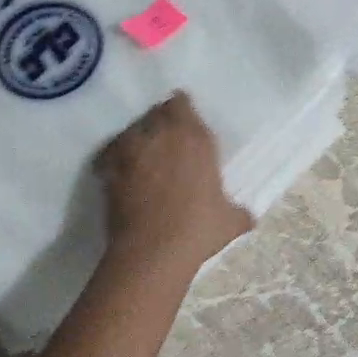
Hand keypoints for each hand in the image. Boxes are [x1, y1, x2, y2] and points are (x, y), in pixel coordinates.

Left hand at [95, 93, 251, 267]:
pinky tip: (117, 169)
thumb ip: (238, 213)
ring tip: (141, 151)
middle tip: (165, 135)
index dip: (181, 108)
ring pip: (131, 129)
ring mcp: (131, 152)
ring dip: (136, 136)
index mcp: (196, 139)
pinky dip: (112, 158)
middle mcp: (162, 136)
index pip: (182, 104)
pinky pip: (109, 154)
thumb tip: (248, 218)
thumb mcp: (230, 222)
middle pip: (156, 112)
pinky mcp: (108, 171)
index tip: (184, 119)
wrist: (153, 252)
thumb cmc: (198, 230)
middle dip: (159, 119)